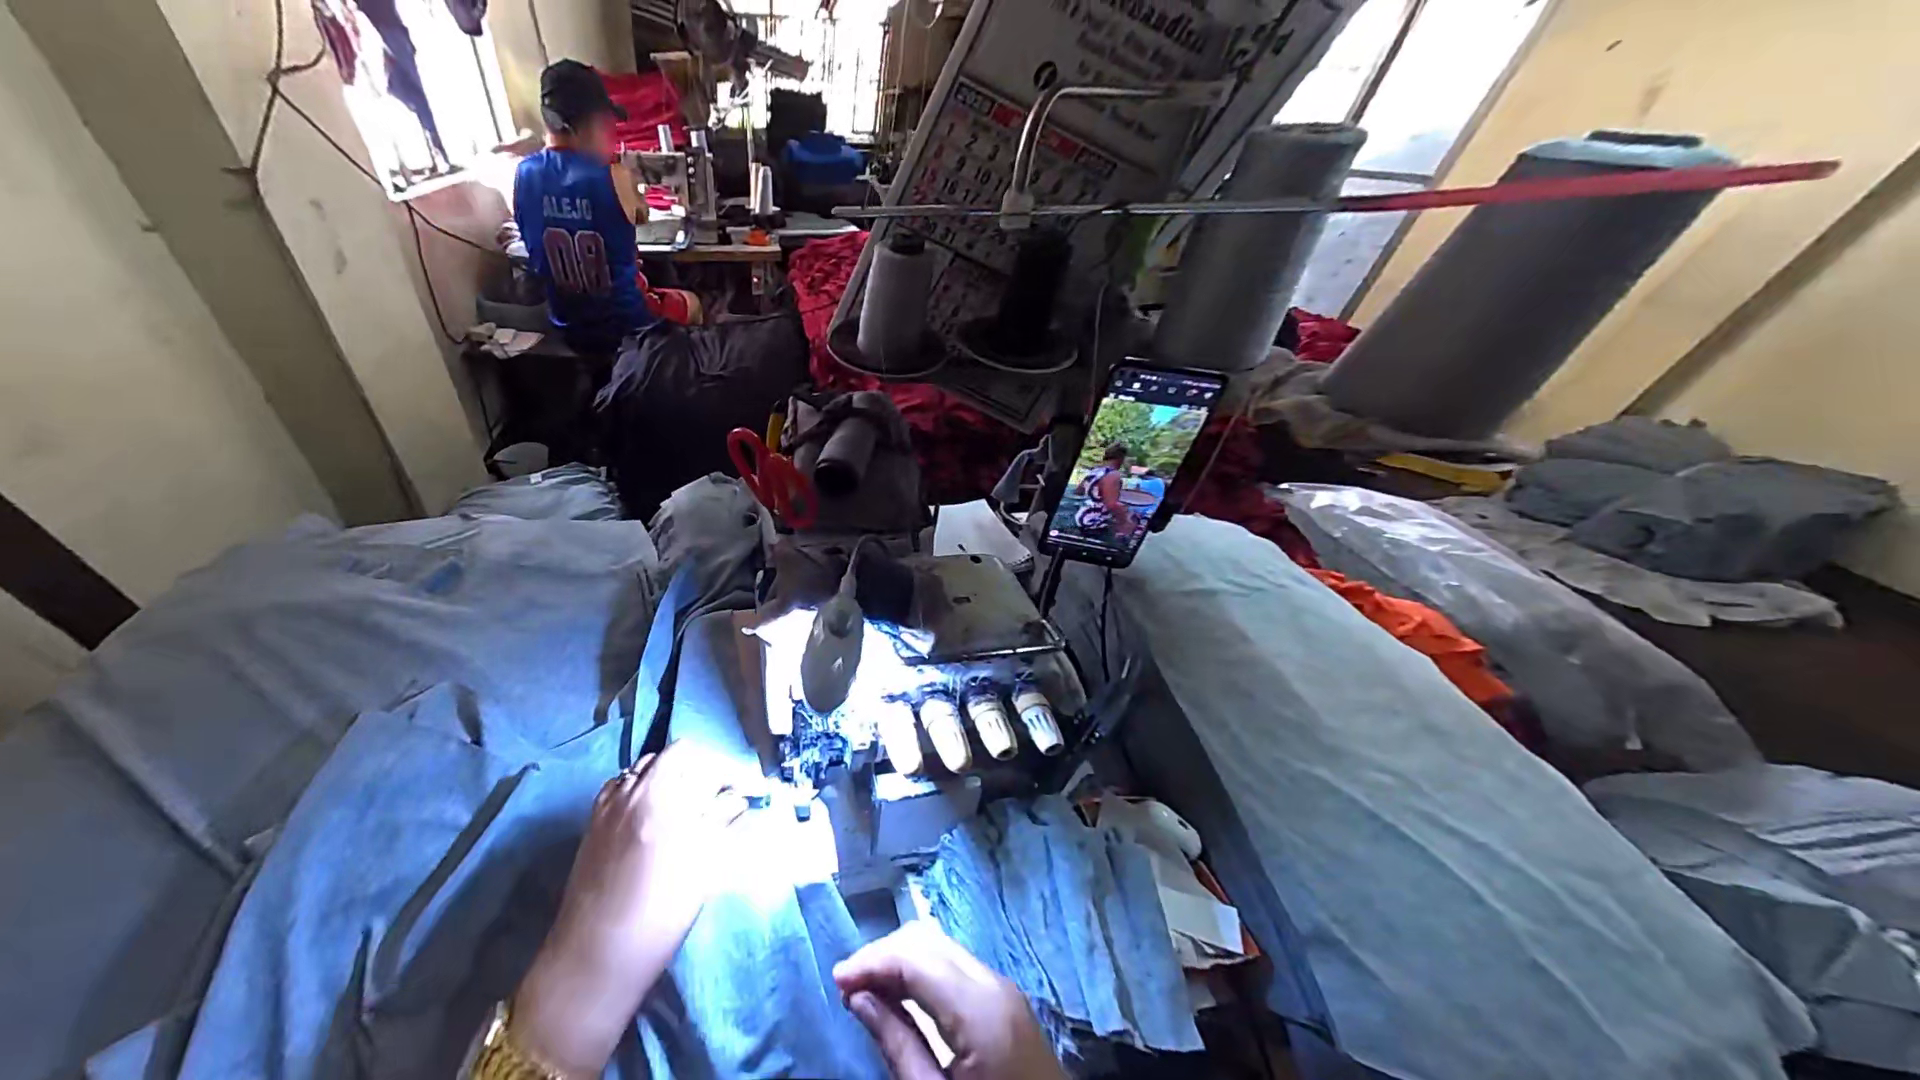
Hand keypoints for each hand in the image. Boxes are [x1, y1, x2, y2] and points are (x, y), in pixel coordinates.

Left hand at [509, 741, 748, 1077]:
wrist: (596, 958)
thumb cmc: (662, 911)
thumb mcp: (706, 862)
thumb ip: (723, 820)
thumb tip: (737, 799)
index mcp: (662, 793)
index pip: (696, 757)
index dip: (722, 771)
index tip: (739, 791)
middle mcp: (630, 790)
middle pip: (669, 757)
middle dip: (697, 770)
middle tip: (715, 798)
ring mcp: (607, 806)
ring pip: (643, 770)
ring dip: (667, 778)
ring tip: (685, 807)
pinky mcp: (592, 824)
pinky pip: (620, 788)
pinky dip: (639, 791)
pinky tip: (651, 818)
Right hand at [834, 921, 1063, 1079]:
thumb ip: (897, 1045)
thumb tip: (859, 997)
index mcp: (978, 1008)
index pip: (915, 957)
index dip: (872, 961)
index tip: (836, 980)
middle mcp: (993, 982)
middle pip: (928, 942)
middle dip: (884, 955)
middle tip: (847, 984)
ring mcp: (1003, 988)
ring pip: (941, 947)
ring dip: (901, 959)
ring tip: (866, 987)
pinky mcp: (1005, 1000)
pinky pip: (955, 966)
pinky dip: (923, 970)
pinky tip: (901, 992)